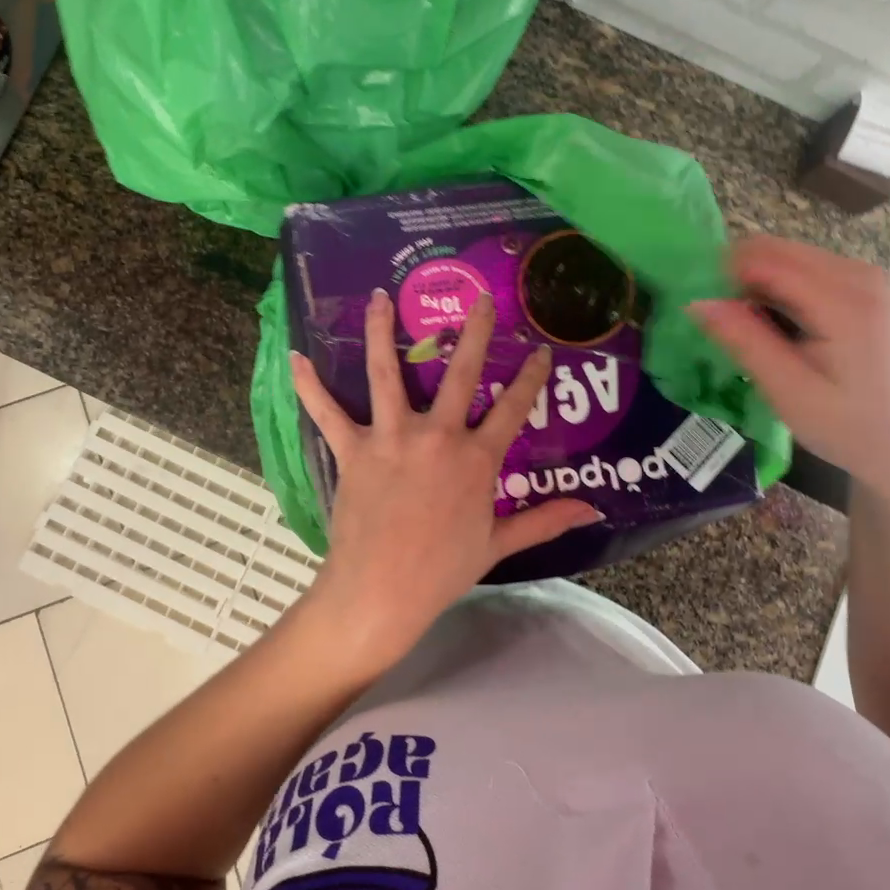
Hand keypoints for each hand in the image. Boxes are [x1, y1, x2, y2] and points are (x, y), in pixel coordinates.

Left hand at [290, 288, 602, 668]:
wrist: (382, 592)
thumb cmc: (442, 571)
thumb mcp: (500, 544)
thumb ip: (545, 520)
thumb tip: (594, 509)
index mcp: (477, 460)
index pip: (513, 408)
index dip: (530, 378)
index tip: (540, 350)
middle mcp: (437, 436)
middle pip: (460, 373)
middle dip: (473, 331)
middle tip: (479, 298)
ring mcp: (391, 439)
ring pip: (386, 373)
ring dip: (382, 332)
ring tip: (381, 296)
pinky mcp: (353, 451)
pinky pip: (327, 412)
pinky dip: (310, 385)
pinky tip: (295, 356)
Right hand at [686, 236, 889, 486]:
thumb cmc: (844, 426)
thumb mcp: (787, 390)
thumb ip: (744, 340)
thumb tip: (696, 302)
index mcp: (845, 302)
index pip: (768, 260)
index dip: (724, 274)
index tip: (698, 305)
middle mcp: (861, 277)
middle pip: (778, 250)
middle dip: (739, 276)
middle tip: (718, 319)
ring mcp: (866, 280)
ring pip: (789, 256)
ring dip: (756, 281)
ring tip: (743, 326)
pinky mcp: (865, 289)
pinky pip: (806, 269)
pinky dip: (778, 286)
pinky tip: (771, 323)